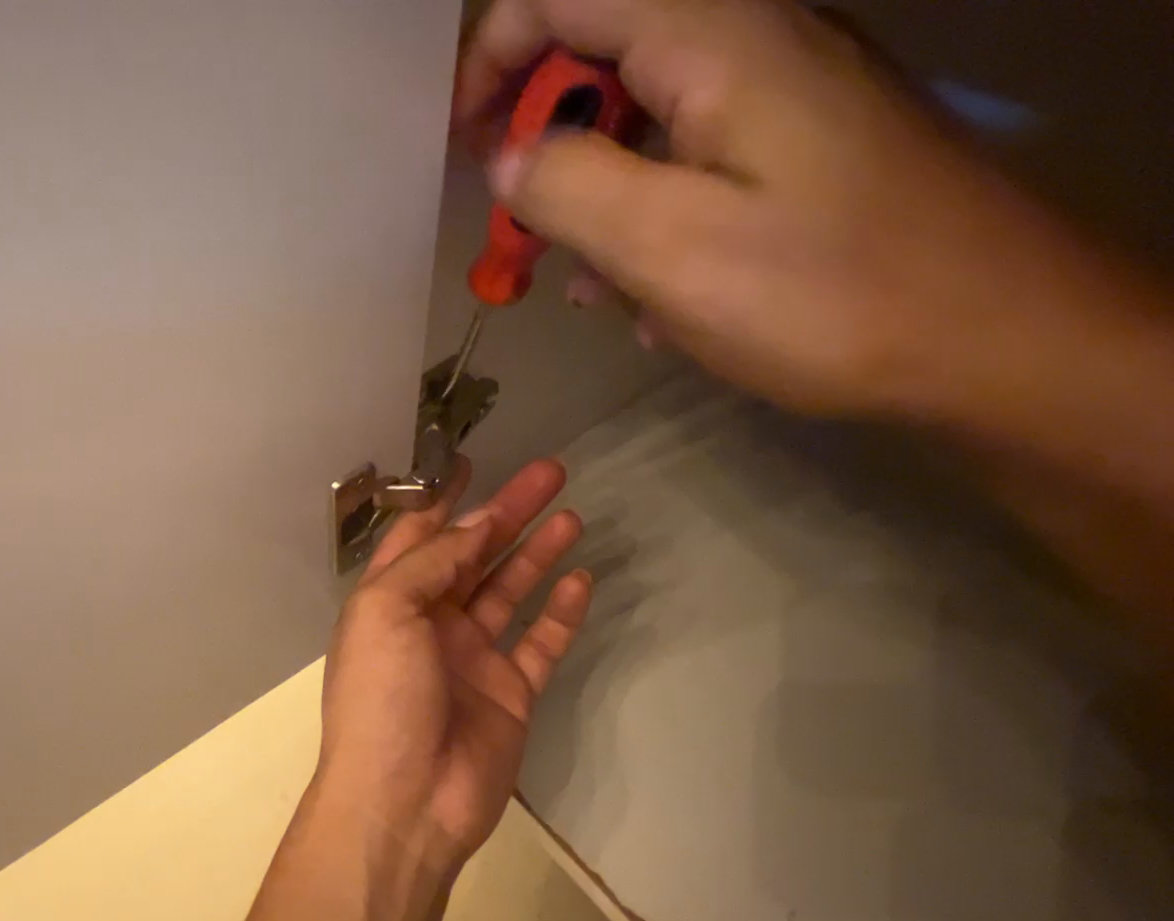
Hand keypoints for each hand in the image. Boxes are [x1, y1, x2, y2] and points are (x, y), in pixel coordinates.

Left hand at [315, 457, 590, 869]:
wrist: (405, 799)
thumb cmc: (381, 696)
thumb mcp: (385, 612)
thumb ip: (430, 563)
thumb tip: (471, 526)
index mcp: (388, 600)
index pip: (418, 537)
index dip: (444, 499)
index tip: (473, 460)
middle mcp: (429, 622)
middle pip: (472, 555)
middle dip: (506, 514)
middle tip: (550, 472)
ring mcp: (472, 657)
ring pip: (509, 590)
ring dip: (536, 552)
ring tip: (571, 512)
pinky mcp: (511, 692)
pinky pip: (540, 641)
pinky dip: (559, 612)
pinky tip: (580, 577)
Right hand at [456, 0, 1156, 418]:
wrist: (997, 340)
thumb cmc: (826, 294)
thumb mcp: (668, 247)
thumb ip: (567, 187)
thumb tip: (507, 159)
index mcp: (715, 40)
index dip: (492, 57)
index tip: (462, 146)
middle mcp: (749, 42)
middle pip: (599, 52)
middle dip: (539, 140)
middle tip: (520, 232)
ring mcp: (778, 93)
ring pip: (638, 114)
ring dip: (588, 191)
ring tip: (582, 281)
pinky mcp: (797, 145)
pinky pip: (686, 155)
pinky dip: (642, 212)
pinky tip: (644, 291)